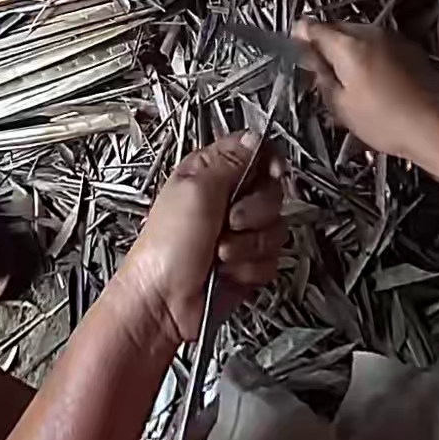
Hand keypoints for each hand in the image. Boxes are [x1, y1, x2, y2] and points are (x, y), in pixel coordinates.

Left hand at [116, 132, 286, 347]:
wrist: (164, 303)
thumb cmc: (166, 246)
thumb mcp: (196, 190)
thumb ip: (229, 160)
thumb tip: (254, 136)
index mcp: (210, 171)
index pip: (253, 151)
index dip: (269, 159)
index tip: (272, 172)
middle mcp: (227, 198)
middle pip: (271, 190)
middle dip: (254, 210)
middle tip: (230, 220)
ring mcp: (239, 232)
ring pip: (274, 227)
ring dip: (249, 243)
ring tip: (221, 250)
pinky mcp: (247, 261)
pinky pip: (272, 258)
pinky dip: (251, 267)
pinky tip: (228, 271)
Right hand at [294, 19, 438, 161]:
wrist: (438, 127)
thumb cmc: (387, 121)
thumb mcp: (340, 105)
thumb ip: (319, 75)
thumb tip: (308, 57)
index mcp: (347, 45)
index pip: (313, 27)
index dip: (300, 36)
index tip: (296, 47)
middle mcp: (369, 32)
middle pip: (336, 28)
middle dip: (324, 42)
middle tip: (320, 68)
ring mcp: (391, 37)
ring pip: (357, 34)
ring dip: (347, 47)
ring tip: (347, 76)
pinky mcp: (409, 47)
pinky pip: (377, 42)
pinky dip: (368, 52)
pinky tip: (371, 77)